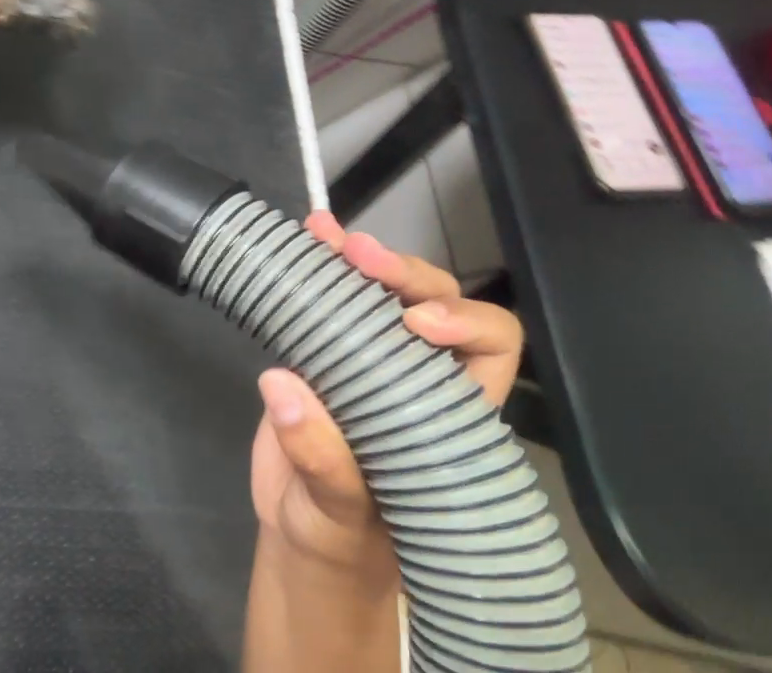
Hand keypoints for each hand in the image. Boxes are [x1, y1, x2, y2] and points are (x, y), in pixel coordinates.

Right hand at [249, 212, 523, 574]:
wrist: (300, 535)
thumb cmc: (340, 538)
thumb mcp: (336, 515)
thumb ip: (322, 460)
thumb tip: (281, 384)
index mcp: (452, 414)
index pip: (491, 351)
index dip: (464, 324)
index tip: (415, 323)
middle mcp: (418, 376)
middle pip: (435, 304)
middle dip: (404, 275)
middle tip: (358, 256)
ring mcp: (366, 359)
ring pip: (380, 293)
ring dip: (356, 258)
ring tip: (321, 234)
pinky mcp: (319, 352)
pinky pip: (325, 301)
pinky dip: (316, 265)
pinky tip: (302, 237)